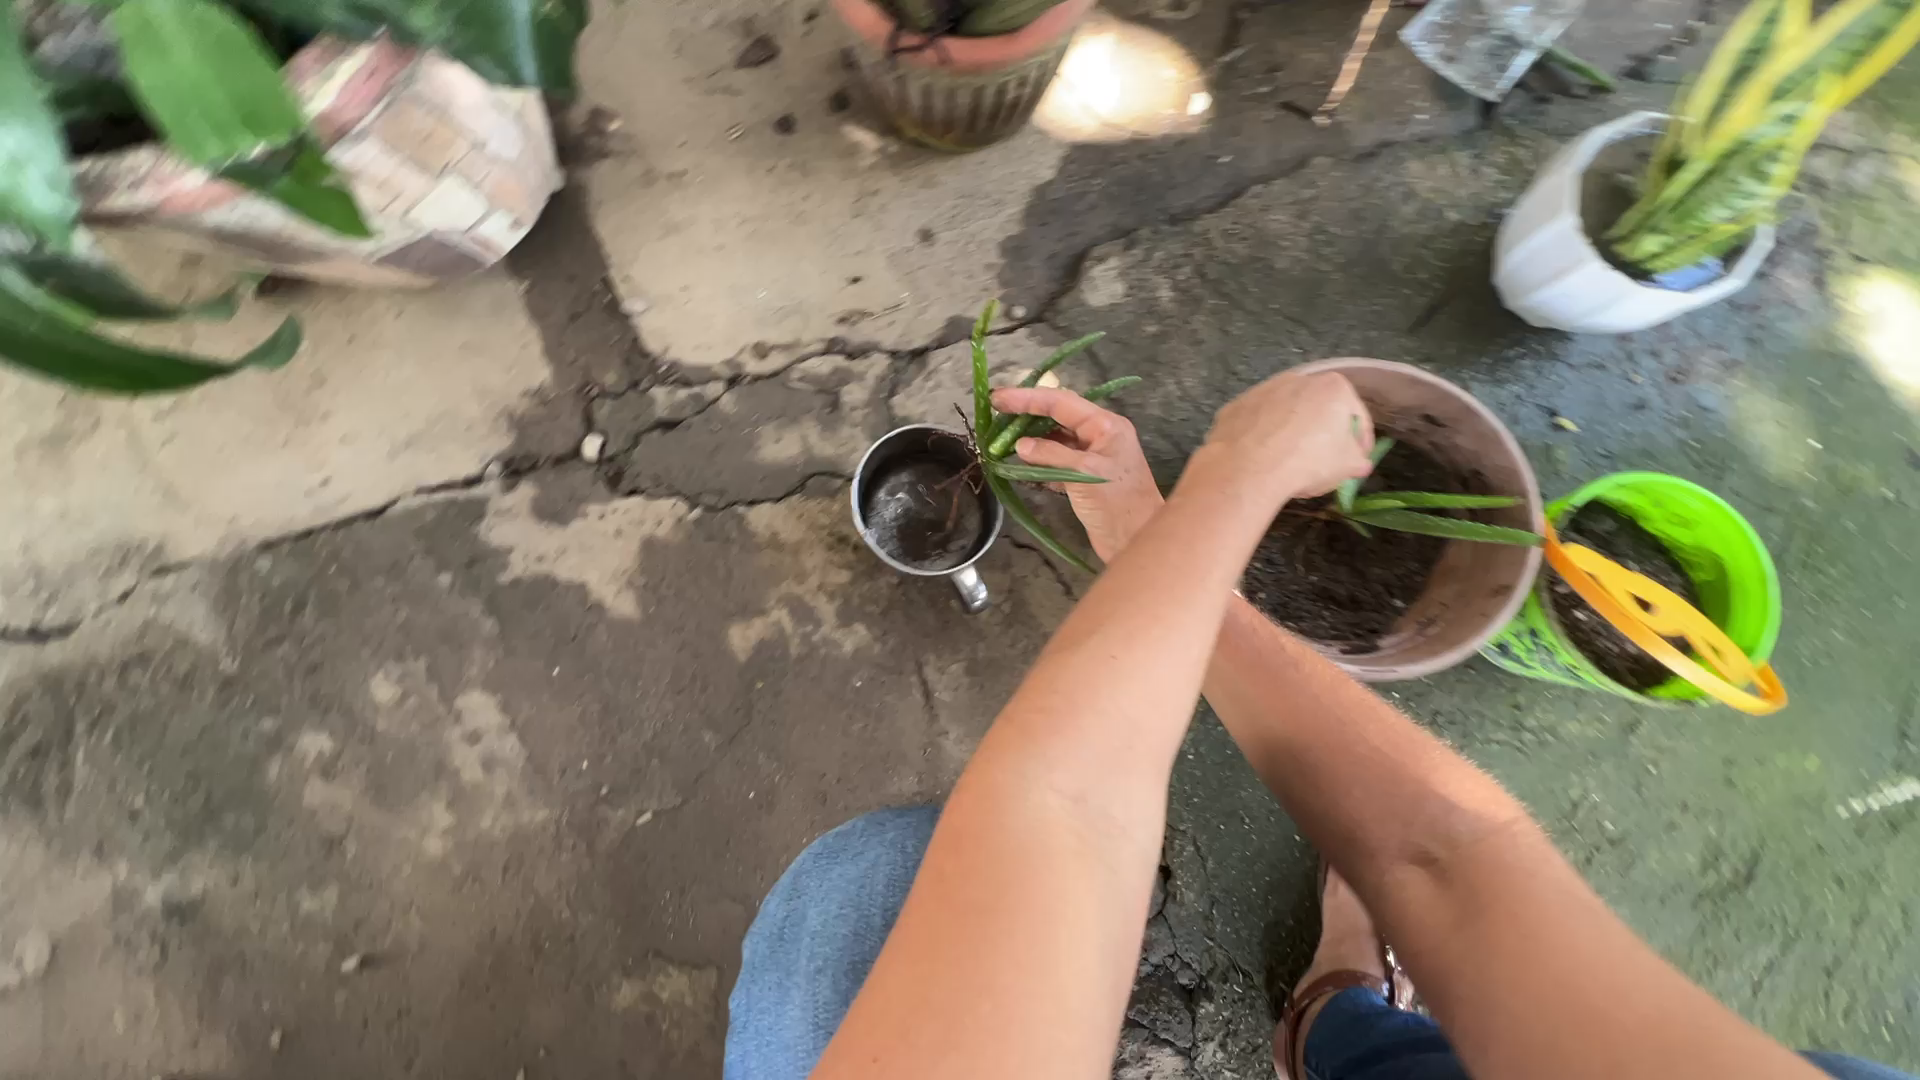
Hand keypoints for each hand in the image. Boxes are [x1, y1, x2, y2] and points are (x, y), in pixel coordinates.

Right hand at [990, 387, 1164, 562]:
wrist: (1136, 540)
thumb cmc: (1117, 504)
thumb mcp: (1082, 473)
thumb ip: (1050, 454)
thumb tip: (1020, 445)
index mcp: (1105, 425)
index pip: (1061, 402)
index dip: (1027, 398)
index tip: (997, 399)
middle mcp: (1099, 436)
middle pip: (1057, 417)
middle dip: (1026, 416)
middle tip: (996, 414)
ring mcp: (1092, 457)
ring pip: (1055, 440)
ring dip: (1029, 440)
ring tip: (1001, 440)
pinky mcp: (1084, 479)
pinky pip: (1056, 462)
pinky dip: (1037, 462)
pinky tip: (1019, 465)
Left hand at [1200, 370, 1374, 499]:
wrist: (1246, 470)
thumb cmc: (1307, 462)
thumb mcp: (1347, 466)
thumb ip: (1357, 459)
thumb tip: (1359, 462)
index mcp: (1333, 387)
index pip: (1355, 417)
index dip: (1359, 442)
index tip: (1355, 461)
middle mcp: (1297, 379)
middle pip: (1317, 410)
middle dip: (1321, 434)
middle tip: (1320, 462)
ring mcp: (1261, 391)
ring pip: (1283, 414)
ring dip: (1288, 433)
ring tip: (1286, 461)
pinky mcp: (1234, 406)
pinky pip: (1254, 424)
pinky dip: (1259, 437)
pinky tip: (1259, 458)